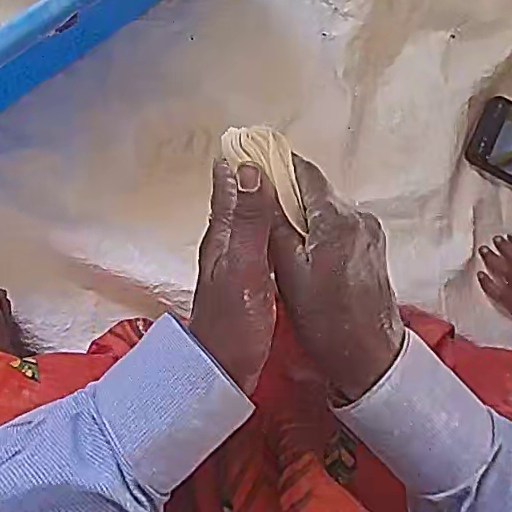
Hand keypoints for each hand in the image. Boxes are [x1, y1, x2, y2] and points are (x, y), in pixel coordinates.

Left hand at [188, 160, 281, 394]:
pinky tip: (287, 228)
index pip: (229, 184)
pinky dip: (272, 224)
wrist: (223, 370)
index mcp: (222, 234)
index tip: (263, 140)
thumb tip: (249, 168)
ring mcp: (234, 260)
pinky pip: (259, 238)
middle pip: (240, 197)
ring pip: (249, 217)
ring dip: (265, 198)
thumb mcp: (244, 267)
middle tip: (284, 159)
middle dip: (257, 175)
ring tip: (290, 185)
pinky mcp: (246, 278)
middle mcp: (224, 241)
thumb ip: (248, 220)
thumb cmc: (234, 322)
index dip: (243, 160)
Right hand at [268, 156, 402, 403]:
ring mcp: (369, 232)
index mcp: (337, 219)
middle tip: (259, 207)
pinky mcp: (372, 247)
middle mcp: (358, 217)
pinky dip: (319, 228)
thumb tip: (257, 185)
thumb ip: (273, 224)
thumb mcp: (288, 272)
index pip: (305, 172)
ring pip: (327, 208)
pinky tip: (303, 250)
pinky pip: (339, 225)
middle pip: (316, 189)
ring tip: (278, 234)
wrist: (371, 358)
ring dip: (303, 213)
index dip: (278, 165)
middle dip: (287, 193)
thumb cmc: (328, 320)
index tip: (255, 166)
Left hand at [476, 233, 511, 338]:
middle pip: (508, 252)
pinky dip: (485, 280)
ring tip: (483, 250)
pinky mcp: (505, 297)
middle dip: (501, 244)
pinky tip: (480, 275)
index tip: (510, 236)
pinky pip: (491, 286)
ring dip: (489, 257)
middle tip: (495, 239)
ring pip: (497, 265)